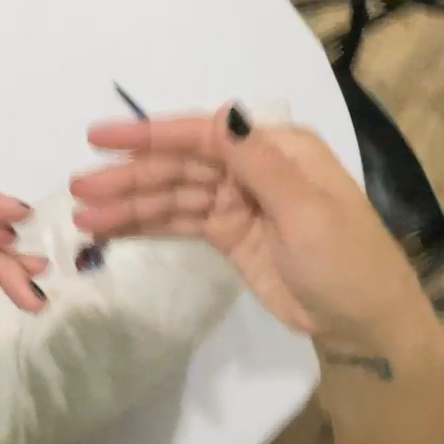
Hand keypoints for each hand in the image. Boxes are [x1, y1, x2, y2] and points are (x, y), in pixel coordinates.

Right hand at [69, 103, 430, 348]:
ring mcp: (235, 202)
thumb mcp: (308, 213)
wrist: (364, 329)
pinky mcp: (226, 234)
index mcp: (276, 149)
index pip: (203, 134)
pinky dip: (145, 225)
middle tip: (79, 189)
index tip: (101, 139)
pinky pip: (178, 222)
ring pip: (172, 196)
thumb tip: (223, 114)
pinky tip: (110, 229)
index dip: (150, 135)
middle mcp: (251, 167)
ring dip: (128, 205)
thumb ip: (258, 164)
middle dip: (129, 177)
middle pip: (179, 166)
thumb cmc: (347, 264)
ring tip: (82, 218)